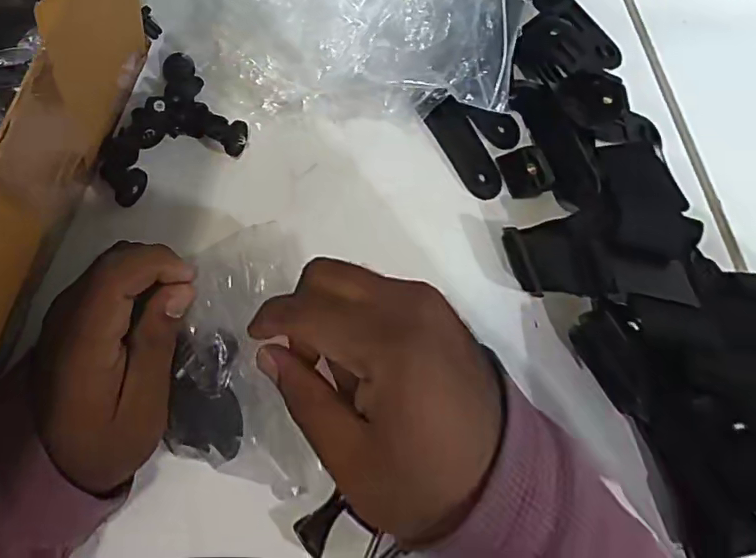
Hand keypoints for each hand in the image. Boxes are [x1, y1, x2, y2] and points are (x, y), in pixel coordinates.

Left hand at [32, 242, 195, 495]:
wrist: (48, 470)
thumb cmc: (103, 442)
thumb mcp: (143, 407)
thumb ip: (158, 343)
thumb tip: (179, 289)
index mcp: (83, 338)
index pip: (116, 273)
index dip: (157, 262)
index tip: (190, 280)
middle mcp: (65, 315)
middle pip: (112, 260)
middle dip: (156, 261)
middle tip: (186, 287)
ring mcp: (61, 313)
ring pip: (108, 264)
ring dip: (145, 268)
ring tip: (173, 294)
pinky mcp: (65, 316)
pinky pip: (102, 278)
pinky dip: (132, 278)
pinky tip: (150, 303)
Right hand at [249, 259, 503, 546]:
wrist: (501, 480)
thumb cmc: (423, 480)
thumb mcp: (351, 459)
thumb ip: (304, 397)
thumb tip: (271, 351)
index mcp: (390, 340)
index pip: (311, 309)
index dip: (272, 318)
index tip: (253, 338)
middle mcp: (409, 303)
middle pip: (328, 274)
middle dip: (300, 308)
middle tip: (303, 362)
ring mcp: (426, 299)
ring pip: (351, 277)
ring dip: (329, 311)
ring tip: (341, 372)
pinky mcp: (435, 305)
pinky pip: (377, 289)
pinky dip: (355, 312)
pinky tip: (367, 362)